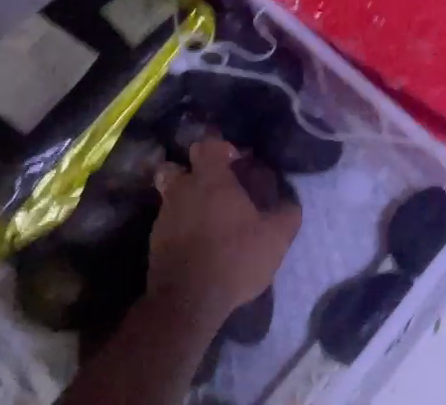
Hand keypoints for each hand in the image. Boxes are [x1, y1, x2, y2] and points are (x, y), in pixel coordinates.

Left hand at [149, 138, 302, 321]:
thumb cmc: (234, 258)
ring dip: (186, 199)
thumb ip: (287, 215)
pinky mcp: (155, 241)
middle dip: (194, 171)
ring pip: (170, 194)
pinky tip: (198, 243)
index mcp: (210, 178)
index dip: (223, 148)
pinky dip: (180, 225)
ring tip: (208, 218)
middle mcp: (182, 189)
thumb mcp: (275, 238)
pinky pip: (168, 221)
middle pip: (178, 166)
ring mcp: (164, 215)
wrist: (187, 302)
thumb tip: (291, 204)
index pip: (209, 144)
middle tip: (217, 188)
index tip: (238, 163)